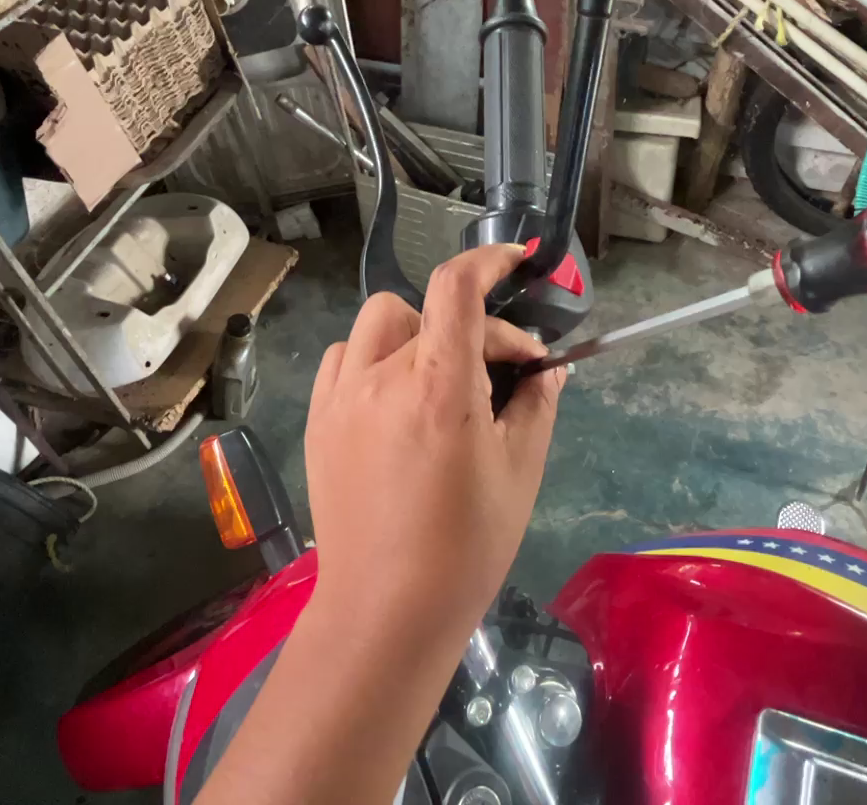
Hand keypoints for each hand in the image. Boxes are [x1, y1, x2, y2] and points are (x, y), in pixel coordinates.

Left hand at [304, 243, 567, 633]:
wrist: (385, 608)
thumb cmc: (466, 546)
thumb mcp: (520, 471)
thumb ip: (536, 403)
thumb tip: (547, 366)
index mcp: (438, 387)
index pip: (456, 288)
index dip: (488, 259)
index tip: (516, 260)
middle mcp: (381, 377)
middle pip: (429, 307)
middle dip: (476, 328)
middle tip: (504, 375)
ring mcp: (340, 396)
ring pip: (379, 321)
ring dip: (419, 332)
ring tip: (441, 375)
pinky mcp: (319, 418)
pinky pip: (345, 356)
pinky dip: (374, 356)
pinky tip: (394, 394)